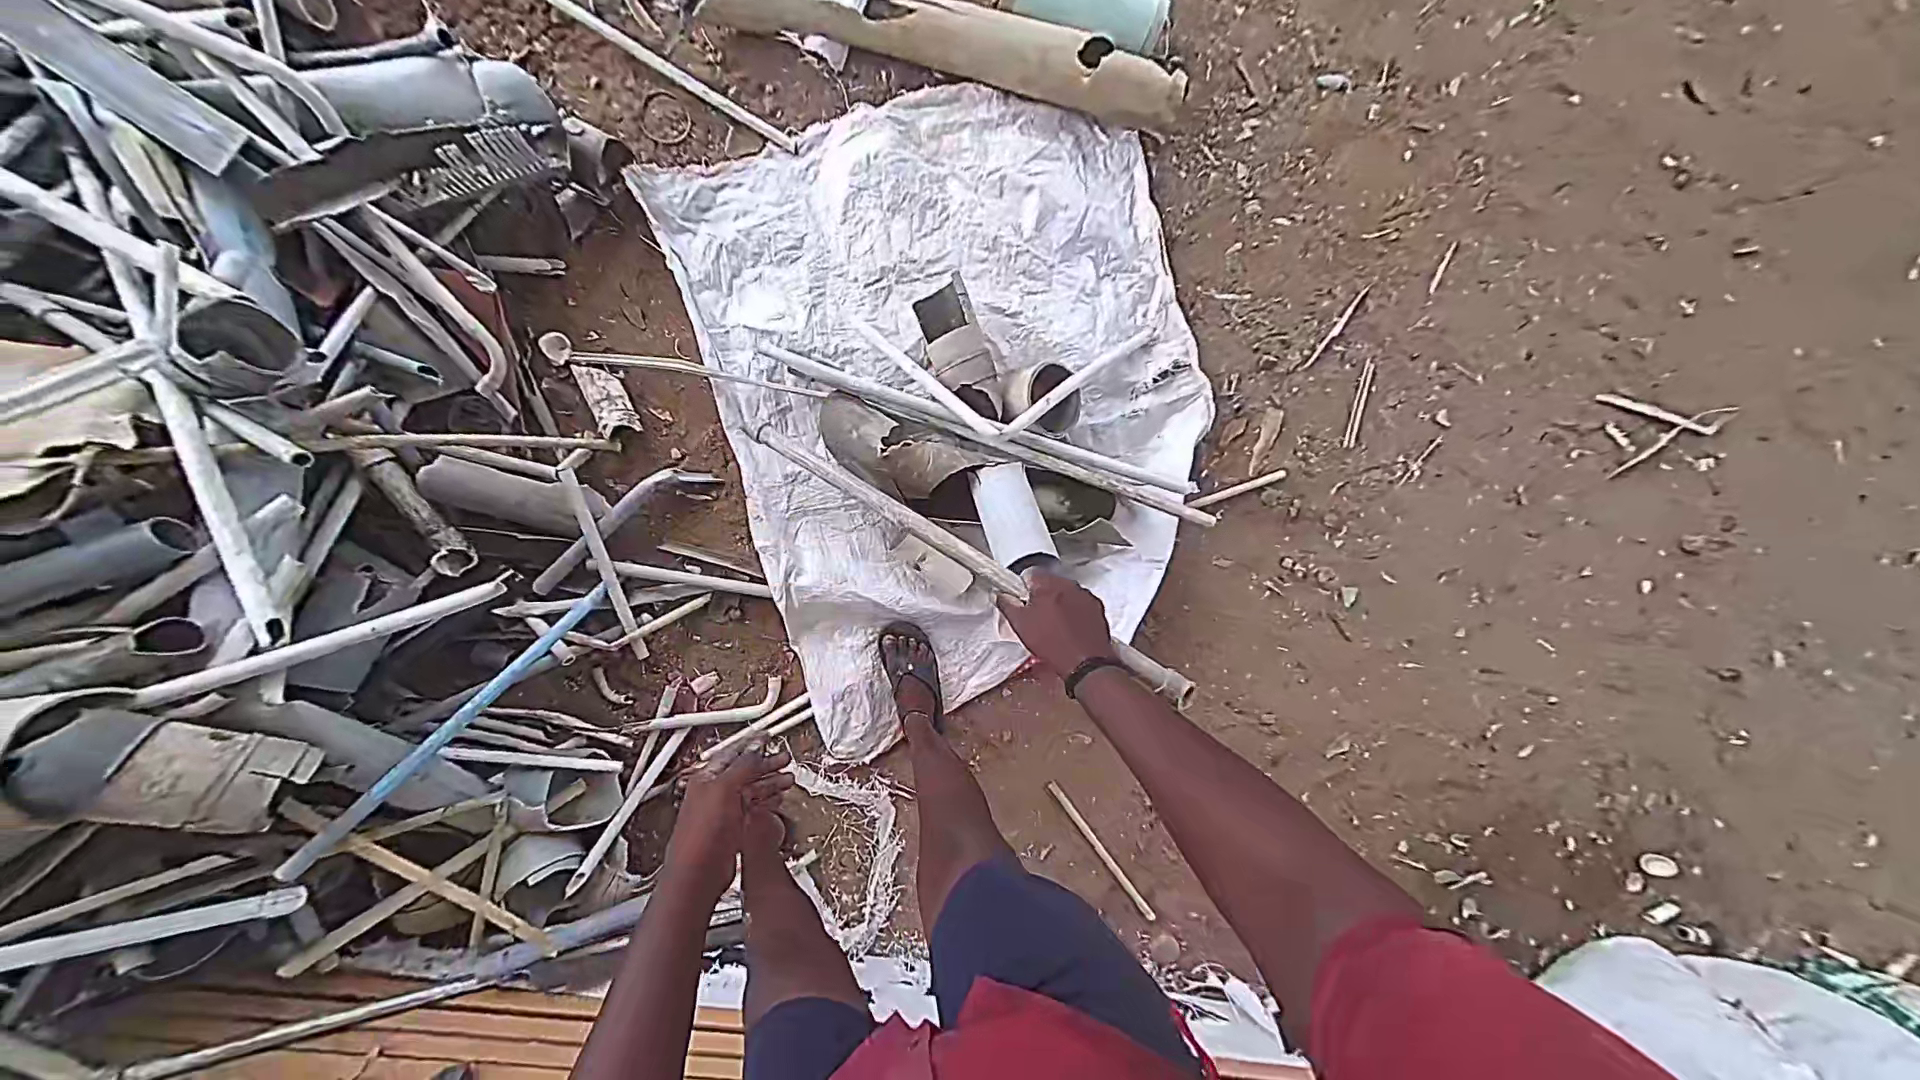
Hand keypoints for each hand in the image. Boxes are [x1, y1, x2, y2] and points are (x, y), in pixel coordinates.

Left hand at [661, 738, 792, 898]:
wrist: (698, 875)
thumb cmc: (700, 835)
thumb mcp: (725, 789)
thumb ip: (743, 767)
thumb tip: (755, 748)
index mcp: (708, 779)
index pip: (734, 754)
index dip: (752, 745)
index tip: (767, 737)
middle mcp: (715, 793)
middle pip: (746, 772)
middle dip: (767, 764)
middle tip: (784, 758)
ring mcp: (724, 812)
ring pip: (752, 790)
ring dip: (771, 782)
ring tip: (788, 778)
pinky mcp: (733, 829)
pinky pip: (754, 808)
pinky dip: (768, 800)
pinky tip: (777, 799)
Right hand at [997, 568, 1116, 675]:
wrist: (1084, 663)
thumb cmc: (1052, 643)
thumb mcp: (1020, 624)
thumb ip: (1007, 604)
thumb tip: (1001, 595)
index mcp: (1049, 583)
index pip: (1030, 575)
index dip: (1023, 590)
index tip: (1021, 602)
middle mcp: (1070, 584)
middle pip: (1050, 583)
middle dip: (1042, 597)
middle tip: (1036, 617)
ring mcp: (1086, 596)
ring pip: (1066, 594)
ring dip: (1060, 604)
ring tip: (1054, 626)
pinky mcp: (1097, 609)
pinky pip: (1081, 605)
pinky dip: (1075, 613)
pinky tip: (1069, 629)